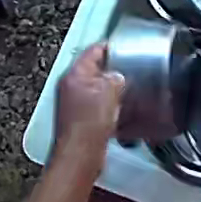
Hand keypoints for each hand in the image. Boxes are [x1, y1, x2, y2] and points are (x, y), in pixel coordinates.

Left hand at [52, 44, 124, 160]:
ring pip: (96, 86)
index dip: (110, 47)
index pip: (94, 50)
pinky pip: (97, 102)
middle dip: (112, 68)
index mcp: (75, 74)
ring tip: (127, 88)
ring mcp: (74, 102)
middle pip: (94, 68)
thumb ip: (115, 77)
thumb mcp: (110, 91)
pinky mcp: (80, 117)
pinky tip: (119, 108)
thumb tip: (118, 77)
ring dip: (110, 87)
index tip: (125, 47)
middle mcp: (70, 86)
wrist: (81, 154)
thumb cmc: (90, 123)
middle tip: (129, 68)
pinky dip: (108, 102)